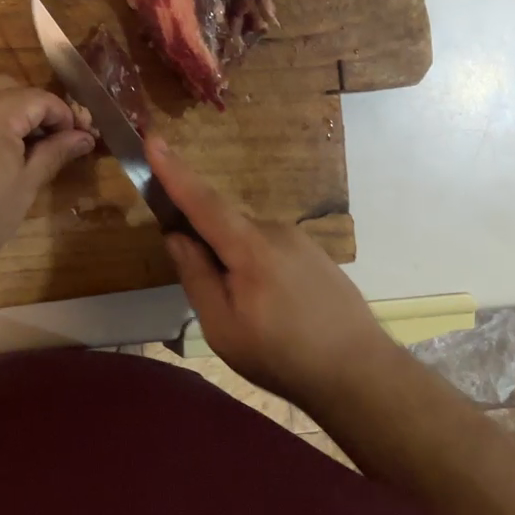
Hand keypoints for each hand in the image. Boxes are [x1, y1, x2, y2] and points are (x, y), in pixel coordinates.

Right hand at [148, 135, 393, 404]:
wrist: (361, 374)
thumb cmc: (283, 356)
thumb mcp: (223, 327)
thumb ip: (196, 276)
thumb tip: (176, 236)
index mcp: (250, 247)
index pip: (203, 201)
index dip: (174, 172)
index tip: (152, 139)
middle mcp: (276, 232)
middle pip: (223, 225)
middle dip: (205, 248)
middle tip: (212, 300)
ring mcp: (300, 242)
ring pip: (247, 242)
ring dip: (233, 265)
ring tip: (250, 318)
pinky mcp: (315, 256)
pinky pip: (269, 251)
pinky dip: (256, 271)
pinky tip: (272, 312)